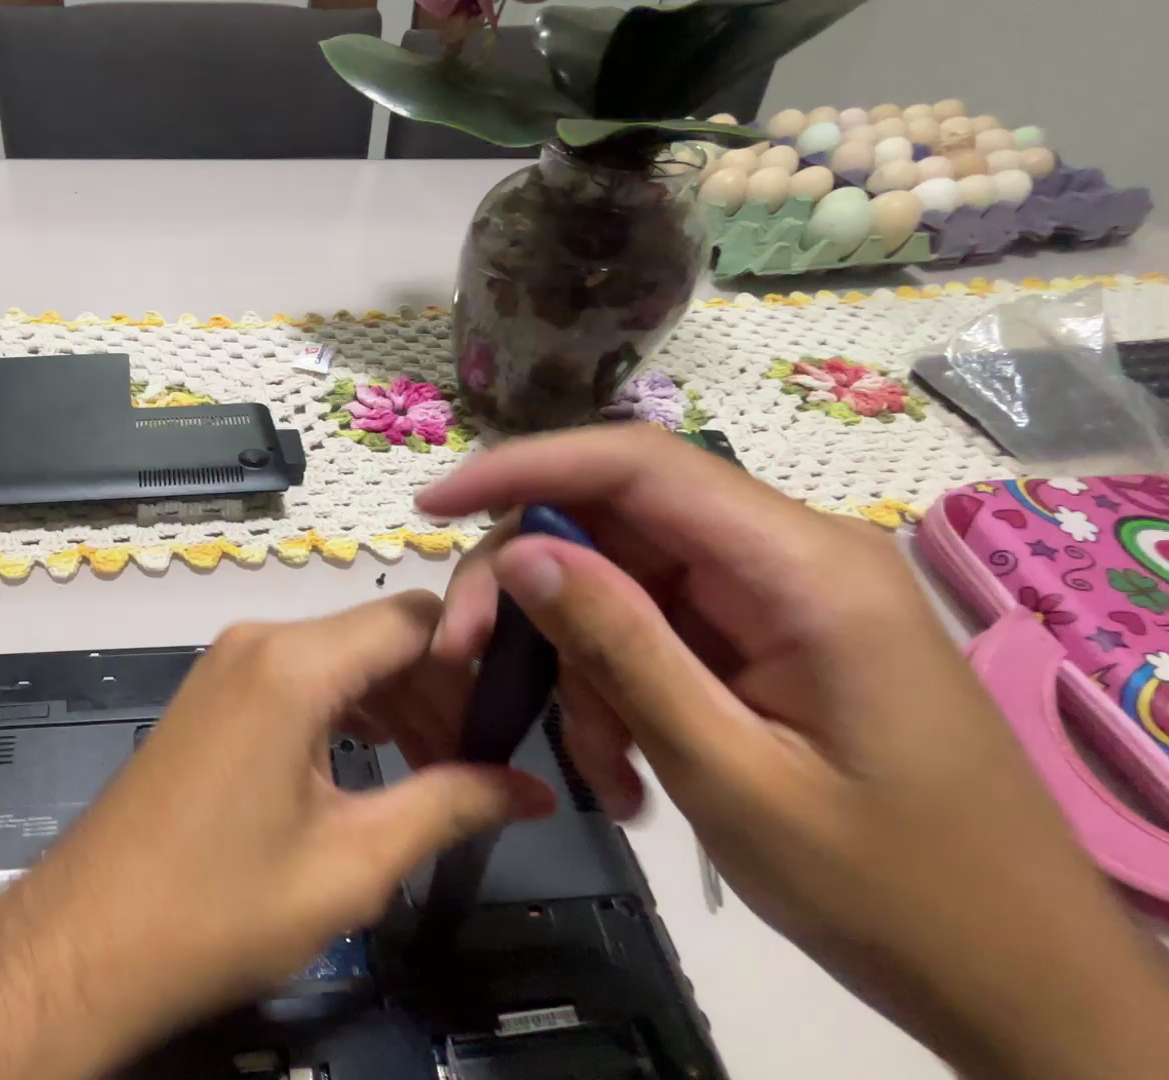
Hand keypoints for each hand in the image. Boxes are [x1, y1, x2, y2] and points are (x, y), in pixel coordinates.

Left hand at [0, 593, 552, 1079]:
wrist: (88, 941)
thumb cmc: (220, 907)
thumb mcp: (353, 862)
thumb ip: (450, 806)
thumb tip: (532, 790)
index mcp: (293, 664)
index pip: (417, 619)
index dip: (478, 657)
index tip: (519, 713)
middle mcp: (257, 642)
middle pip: (379, 637)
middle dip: (441, 691)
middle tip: (487, 762)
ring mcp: (226, 666)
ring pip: (340, 658)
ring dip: (396, 704)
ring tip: (440, 772)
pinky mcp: (210, 696)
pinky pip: (297, 681)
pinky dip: (346, 712)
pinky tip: (374, 765)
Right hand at [419, 424, 1168, 1079]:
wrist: (1012, 975)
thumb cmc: (886, 887)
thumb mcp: (726, 770)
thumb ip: (621, 647)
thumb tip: (521, 550)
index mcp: (801, 568)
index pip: (637, 466)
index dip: (522, 466)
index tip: (431, 506)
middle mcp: (785, 556)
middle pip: (611, 524)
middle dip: (527, 589)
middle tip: (465, 661)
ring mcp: (771, 596)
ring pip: (617, 584)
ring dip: (576, 665)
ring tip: (597, 768)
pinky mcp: (758, 636)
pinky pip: (649, 632)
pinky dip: (612, 691)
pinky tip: (624, 771)